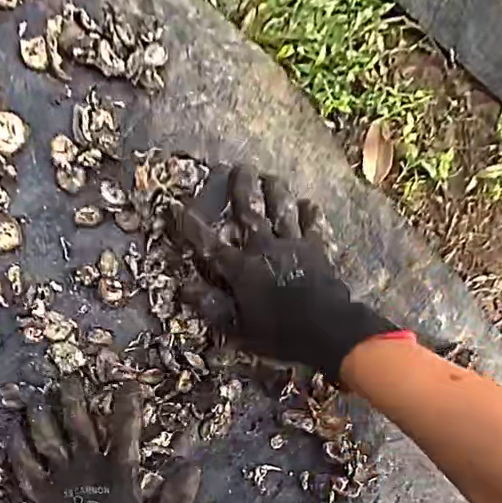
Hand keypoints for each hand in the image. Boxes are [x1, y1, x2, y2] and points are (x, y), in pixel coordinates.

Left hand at [11, 382, 199, 502]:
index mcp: (119, 473)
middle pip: (78, 423)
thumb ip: (177, 494)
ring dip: (41, 416)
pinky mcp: (42, 498)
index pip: (125, 428)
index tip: (129, 381)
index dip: (128, 402)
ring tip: (35, 398)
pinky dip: (18, 450)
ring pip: (46, 439)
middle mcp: (87, 468)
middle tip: (69, 377)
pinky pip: (25, 468)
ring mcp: (61, 482)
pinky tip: (13, 433)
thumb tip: (194, 464)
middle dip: (74, 397)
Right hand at [170, 164, 404, 378]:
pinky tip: (308, 204)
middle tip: (238, 168)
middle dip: (242, 189)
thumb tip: (183, 289)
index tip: (175, 206)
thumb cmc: (277, 334)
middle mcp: (264, 249)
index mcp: (241, 270)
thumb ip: (212, 307)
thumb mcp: (238, 329)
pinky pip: (312, 226)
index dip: (190, 227)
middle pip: (250, 212)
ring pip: (282, 211)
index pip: (209, 245)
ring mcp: (292, 246)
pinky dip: (309, 214)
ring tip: (271, 176)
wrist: (326, 329)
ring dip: (276, 192)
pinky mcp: (316, 250)